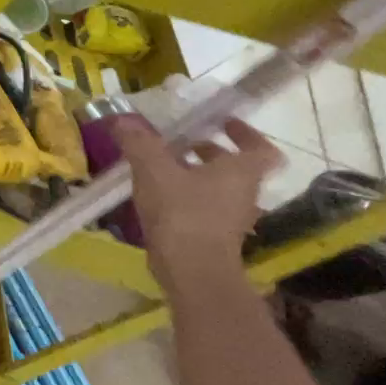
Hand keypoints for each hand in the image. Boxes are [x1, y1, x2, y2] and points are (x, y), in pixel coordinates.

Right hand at [114, 116, 280, 288]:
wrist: (191, 266)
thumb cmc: (182, 211)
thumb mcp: (154, 169)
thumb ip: (140, 142)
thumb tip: (123, 118)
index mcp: (241, 172)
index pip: (262, 149)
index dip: (246, 134)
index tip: (223, 123)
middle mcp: (243, 192)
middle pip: (237, 166)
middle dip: (211, 151)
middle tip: (182, 140)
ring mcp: (230, 214)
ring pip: (218, 185)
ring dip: (196, 171)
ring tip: (161, 163)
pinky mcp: (212, 231)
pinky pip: (203, 202)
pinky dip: (185, 191)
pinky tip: (156, 191)